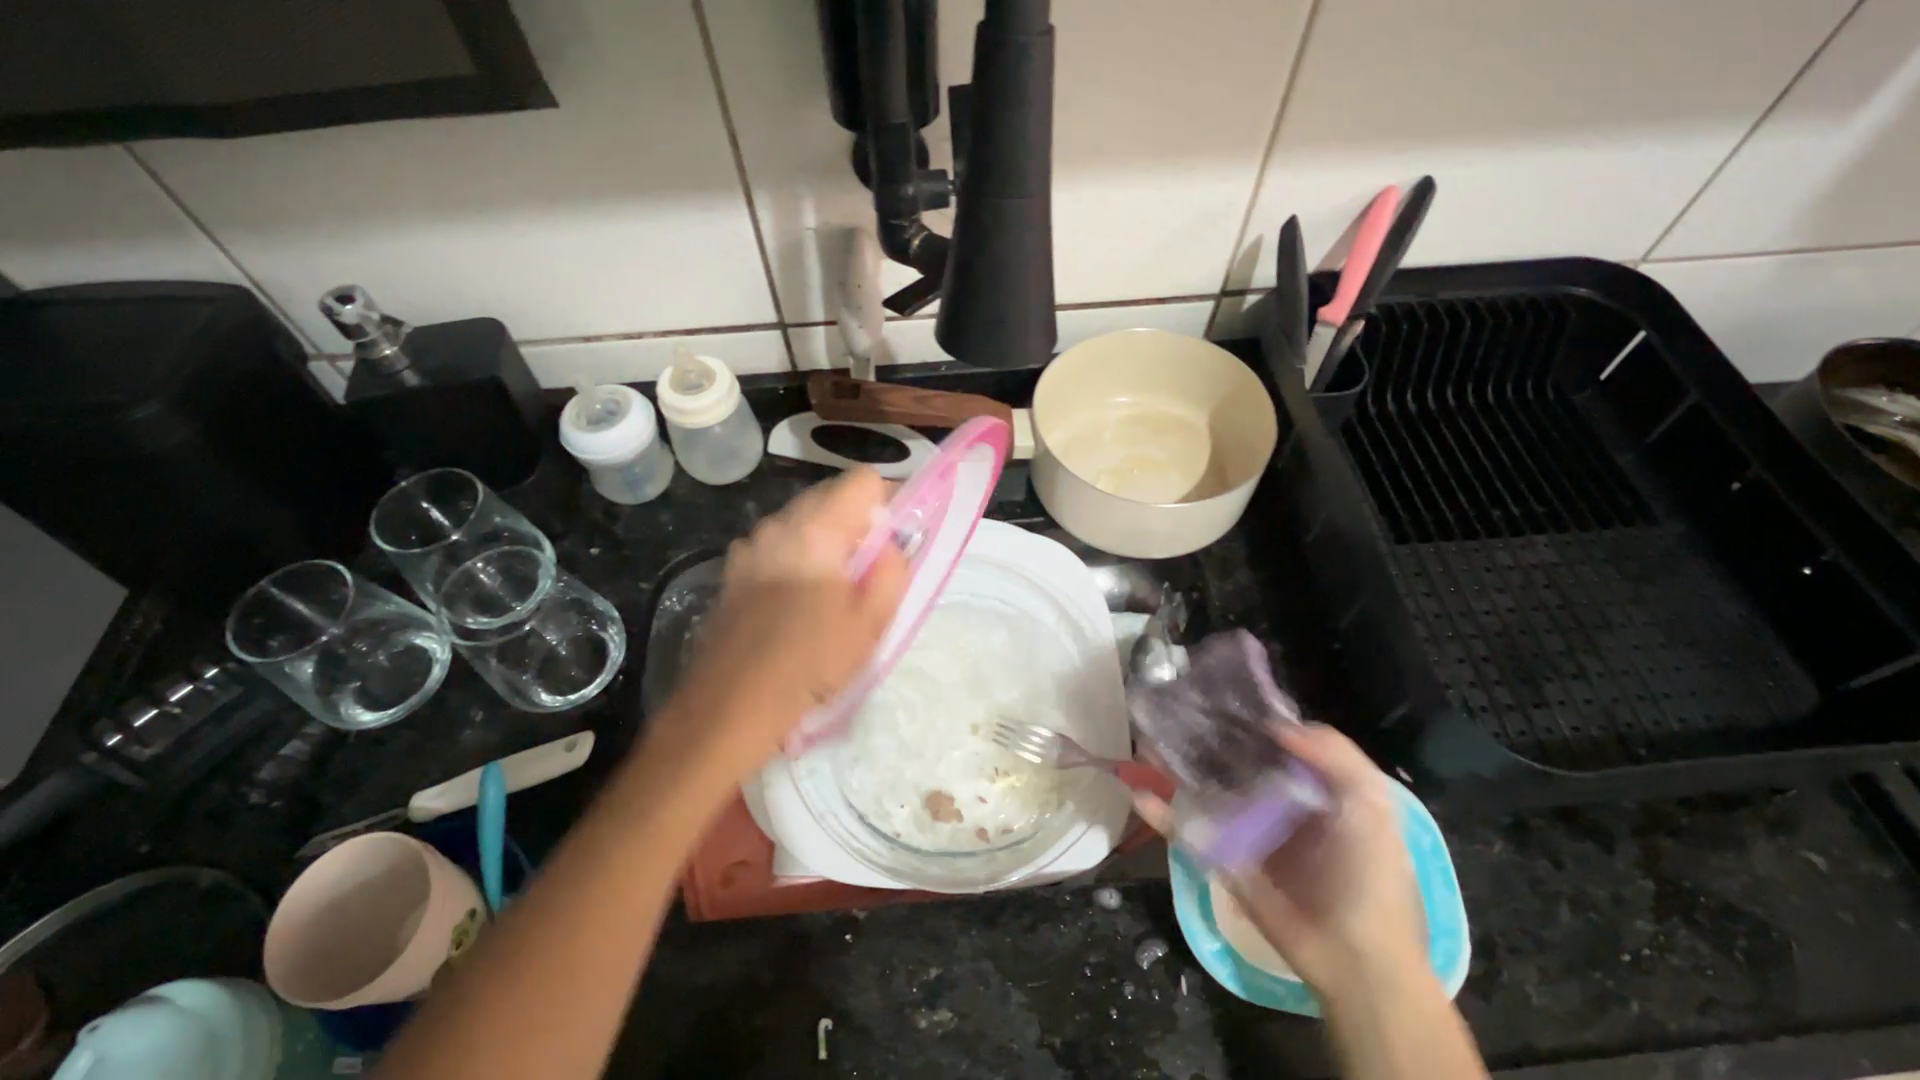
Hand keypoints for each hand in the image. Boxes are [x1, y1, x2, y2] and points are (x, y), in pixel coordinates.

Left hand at [656, 469, 908, 780]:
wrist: (731, 703)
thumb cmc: (810, 662)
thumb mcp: (871, 623)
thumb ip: (893, 572)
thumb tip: (892, 546)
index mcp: (816, 529)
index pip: (863, 481)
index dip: (889, 501)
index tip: (898, 537)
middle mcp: (779, 524)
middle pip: (830, 497)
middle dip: (858, 522)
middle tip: (871, 568)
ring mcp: (750, 546)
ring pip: (801, 522)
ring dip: (825, 541)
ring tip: (834, 589)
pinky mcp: (733, 571)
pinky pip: (776, 547)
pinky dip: (795, 559)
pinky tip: (797, 604)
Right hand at [1140, 724, 1424, 997]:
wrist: (1356, 958)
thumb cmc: (1369, 874)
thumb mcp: (1371, 804)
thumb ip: (1335, 755)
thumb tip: (1276, 726)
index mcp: (1317, 789)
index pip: (1278, 744)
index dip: (1251, 721)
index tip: (1220, 698)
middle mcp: (1279, 805)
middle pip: (1235, 763)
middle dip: (1204, 739)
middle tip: (1171, 712)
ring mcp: (1248, 834)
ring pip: (1207, 791)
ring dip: (1176, 769)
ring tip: (1145, 742)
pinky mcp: (1225, 862)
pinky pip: (1191, 833)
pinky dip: (1163, 815)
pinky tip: (1139, 794)